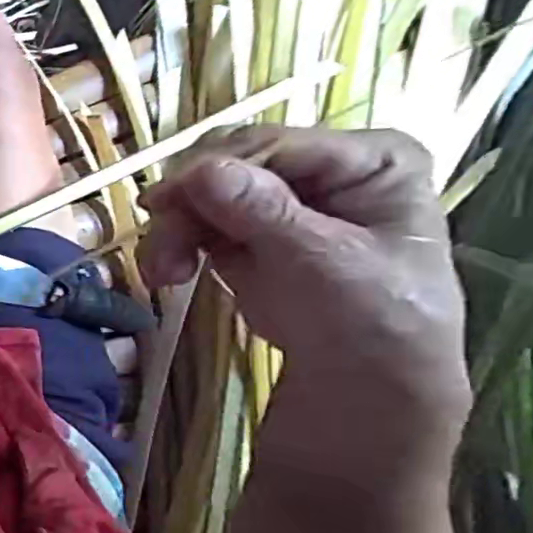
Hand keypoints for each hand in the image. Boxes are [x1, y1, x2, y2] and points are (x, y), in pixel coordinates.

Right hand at [138, 127, 467, 407]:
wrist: (361, 386)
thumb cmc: (372, 322)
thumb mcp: (326, 264)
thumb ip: (265, 213)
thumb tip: (203, 170)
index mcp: (369, 158)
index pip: (278, 146)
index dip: (218, 169)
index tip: (164, 200)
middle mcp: (322, 167)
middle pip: (233, 164)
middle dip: (189, 203)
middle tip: (159, 246)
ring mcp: (280, 198)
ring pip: (204, 192)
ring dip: (173, 229)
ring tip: (160, 274)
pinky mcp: (246, 229)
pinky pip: (196, 221)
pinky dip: (174, 243)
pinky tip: (166, 273)